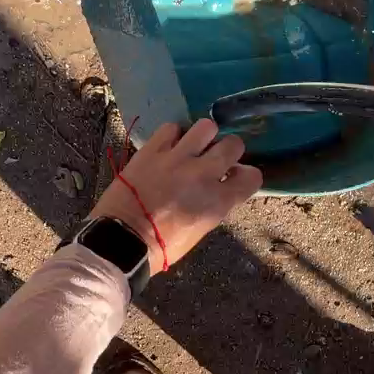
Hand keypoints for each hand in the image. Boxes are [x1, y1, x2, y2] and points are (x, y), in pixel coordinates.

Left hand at [89, 119, 262, 272]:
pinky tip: (170, 146)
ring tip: (195, 145)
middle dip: (229, 151)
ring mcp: (177, 158)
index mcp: (218, 201)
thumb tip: (219, 188)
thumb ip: (215, 204)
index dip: (245, 176)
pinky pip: (172, 128)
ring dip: (205, 136)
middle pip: (234, 144)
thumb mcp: (201, 229)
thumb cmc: (162, 246)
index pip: (252, 176)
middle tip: (216, 158)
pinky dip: (174, 135)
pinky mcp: (153, 150)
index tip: (234, 178)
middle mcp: (204, 174)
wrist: (121, 240)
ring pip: (207, 127)